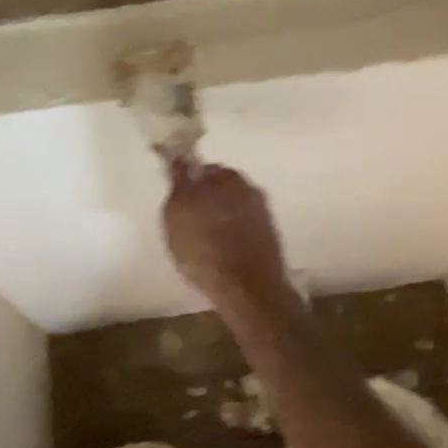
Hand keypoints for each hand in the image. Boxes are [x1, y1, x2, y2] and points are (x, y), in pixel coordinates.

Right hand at [162, 163, 288, 300]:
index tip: (177, 198)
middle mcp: (248, 186)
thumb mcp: (176, 214)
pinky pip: (244, 226)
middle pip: (220, 186)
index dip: (187, 181)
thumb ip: (178, 183)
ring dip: (221, 216)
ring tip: (205, 240)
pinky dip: (234, 233)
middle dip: (206, 197)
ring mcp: (263, 211)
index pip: (201, 168)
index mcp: (224, 175)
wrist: (247, 288)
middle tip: (188, 221)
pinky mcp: (271, 235)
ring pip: (234, 206)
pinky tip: (223, 251)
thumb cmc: (204, 248)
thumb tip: (180, 159)